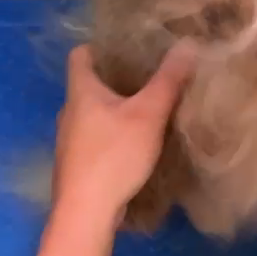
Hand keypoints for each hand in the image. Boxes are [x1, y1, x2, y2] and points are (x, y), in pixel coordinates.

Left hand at [51, 44, 194, 225]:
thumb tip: (188, 43)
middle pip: (87, 85)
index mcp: (80, 91)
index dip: (100, 46)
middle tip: (147, 77)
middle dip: (114, 80)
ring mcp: (69, 141)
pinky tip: (133, 146)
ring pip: (91, 114)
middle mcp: (68, 112)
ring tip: (144, 111)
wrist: (86, 212)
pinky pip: (94, 139)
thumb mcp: (148, 115)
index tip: (128, 48)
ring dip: (113, 110)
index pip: (80, 54)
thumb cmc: (114, 155)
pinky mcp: (76, 165)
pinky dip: (111, 136)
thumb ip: (168, 80)